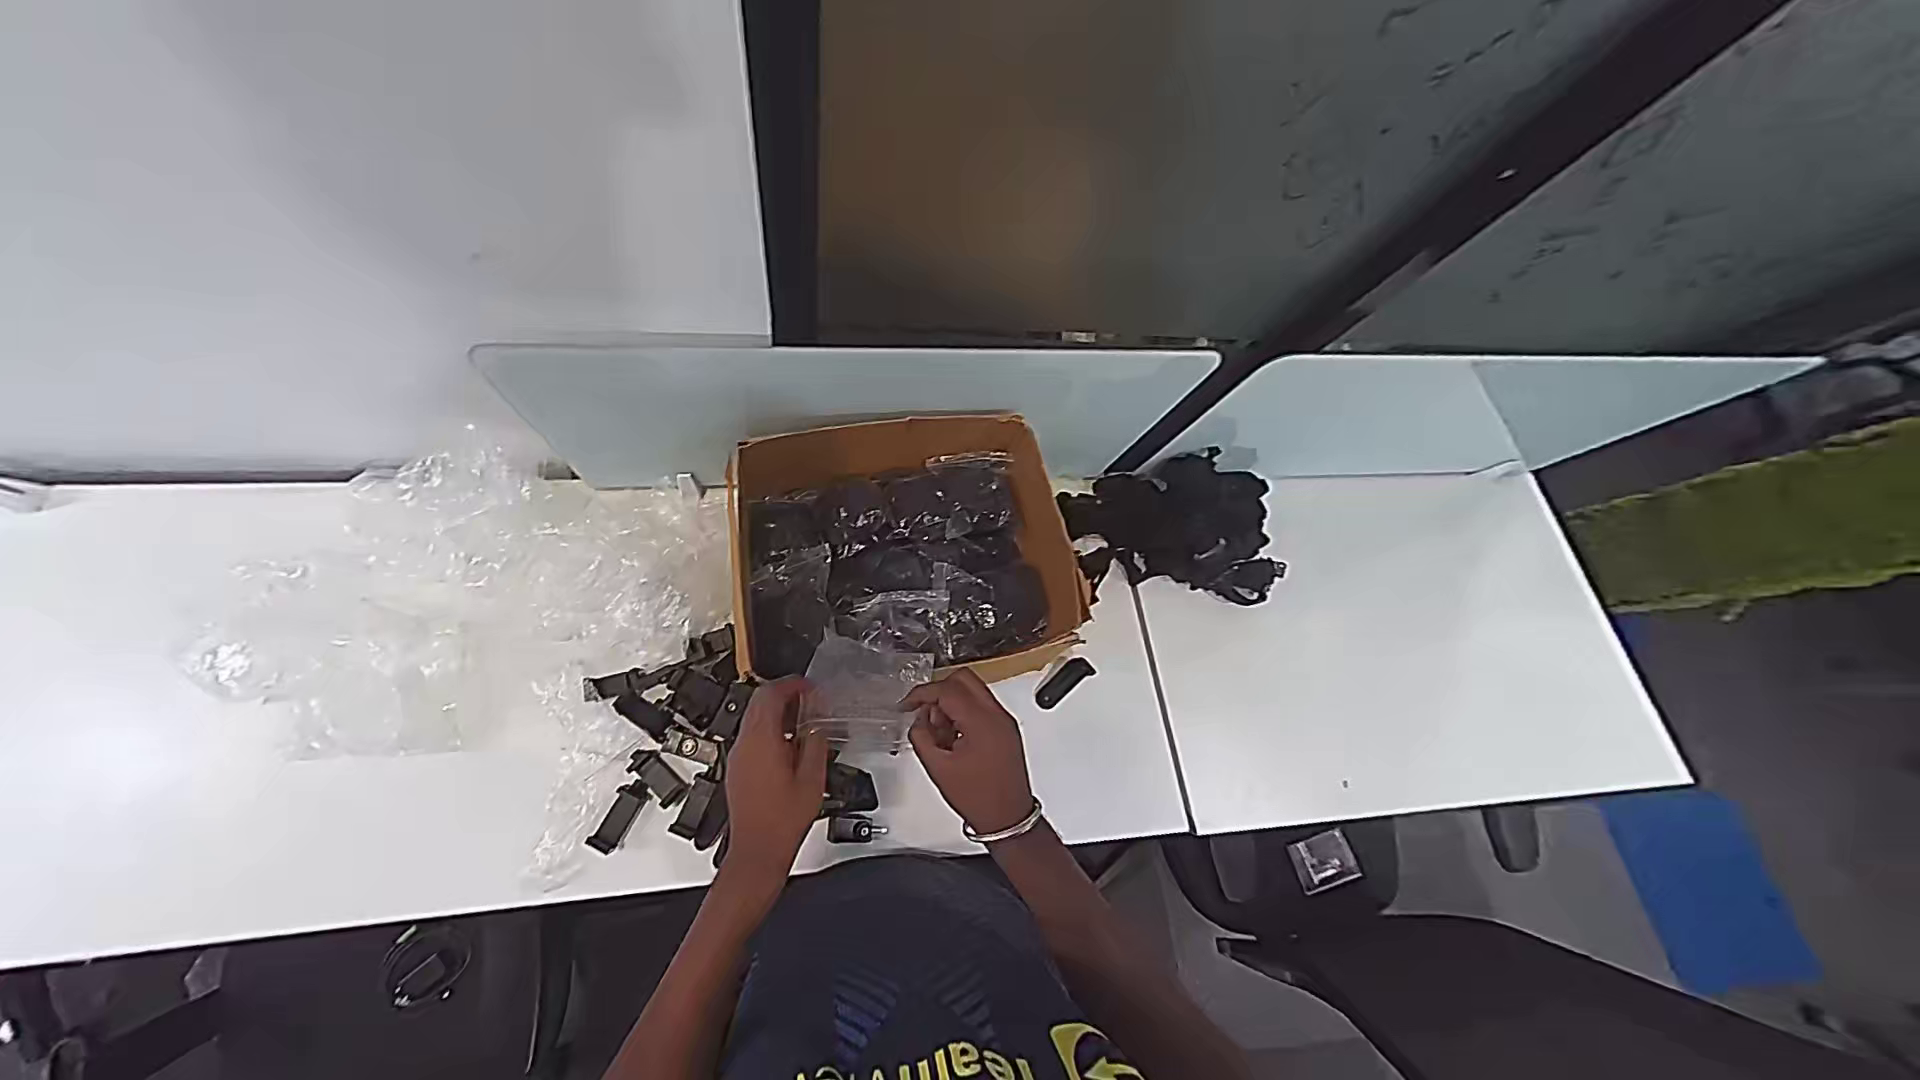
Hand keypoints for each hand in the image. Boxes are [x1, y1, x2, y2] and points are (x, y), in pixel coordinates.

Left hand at [723, 679, 829, 880]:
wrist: (758, 850)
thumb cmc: (782, 821)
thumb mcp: (812, 777)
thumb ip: (815, 742)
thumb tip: (818, 722)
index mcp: (761, 741)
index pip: (771, 695)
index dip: (793, 684)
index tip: (809, 686)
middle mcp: (744, 745)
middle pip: (759, 702)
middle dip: (785, 694)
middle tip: (808, 698)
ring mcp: (737, 757)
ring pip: (754, 718)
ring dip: (778, 712)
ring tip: (804, 720)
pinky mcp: (737, 768)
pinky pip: (752, 736)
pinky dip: (771, 729)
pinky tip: (791, 743)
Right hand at [903, 668, 1035, 834]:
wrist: (1008, 818)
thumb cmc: (980, 798)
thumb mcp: (938, 767)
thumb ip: (922, 737)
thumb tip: (918, 721)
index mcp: (981, 721)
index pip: (947, 689)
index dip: (922, 694)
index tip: (909, 703)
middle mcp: (997, 715)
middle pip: (963, 679)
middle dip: (939, 692)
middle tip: (925, 714)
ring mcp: (1004, 721)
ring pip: (973, 690)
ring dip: (952, 703)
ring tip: (941, 733)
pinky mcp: (1006, 728)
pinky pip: (982, 706)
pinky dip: (964, 713)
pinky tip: (954, 737)